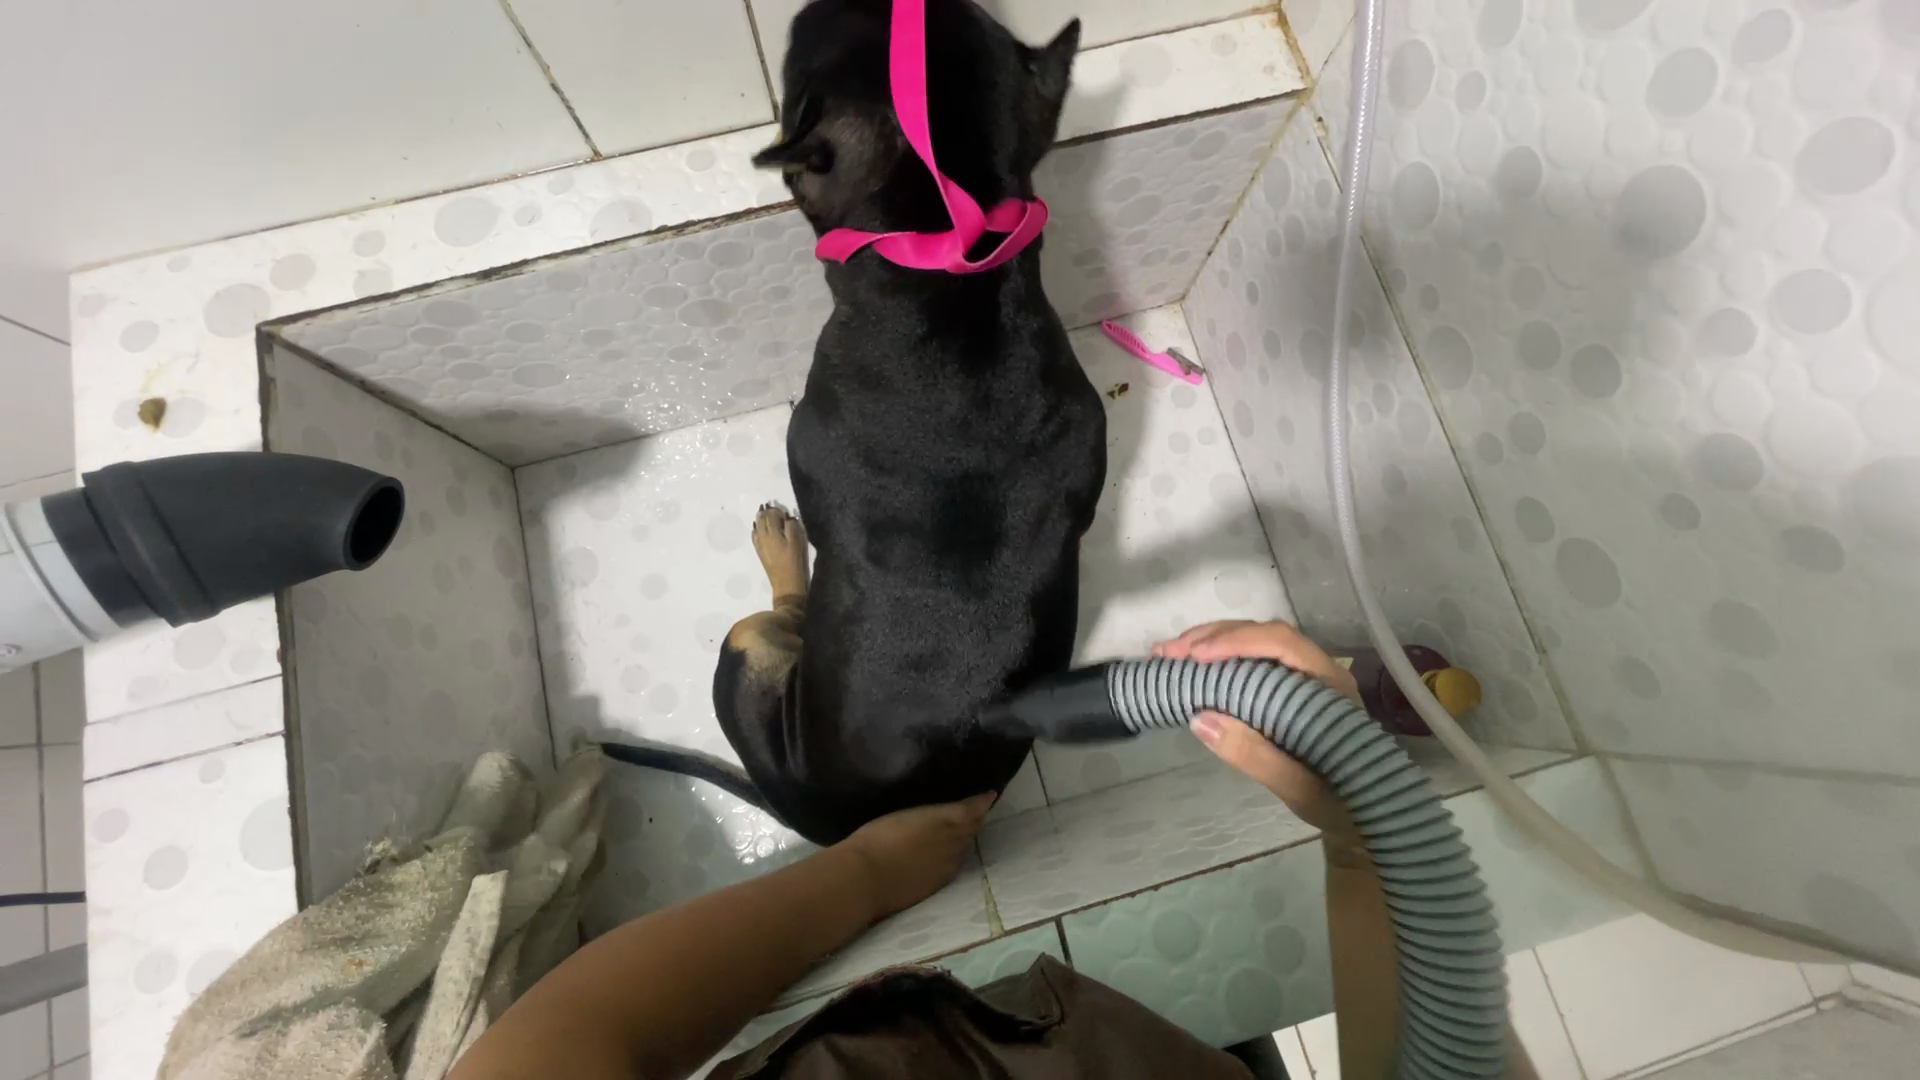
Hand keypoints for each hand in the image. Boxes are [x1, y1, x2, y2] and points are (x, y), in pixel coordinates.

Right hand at [837, 793, 994, 920]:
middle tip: (974, 808)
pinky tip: (946, 852)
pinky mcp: (939, 883)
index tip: (990, 793)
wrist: (865, 878)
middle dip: (975, 818)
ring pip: (965, 846)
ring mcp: (947, 865)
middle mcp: (953, 841)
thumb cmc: (876, 837)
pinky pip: (955, 864)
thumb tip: (935, 813)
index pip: (972, 809)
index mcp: (943, 818)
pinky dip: (956, 854)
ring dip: (966, 836)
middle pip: (972, 828)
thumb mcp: (901, 813)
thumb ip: (926, 813)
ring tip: (961, 827)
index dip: (982, 801)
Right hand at [1154, 621, 1362, 848]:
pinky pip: (1249, 660)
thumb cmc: (1340, 802)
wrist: (1369, 813)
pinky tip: (1190, 667)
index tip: (1195, 656)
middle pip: (1262, 634)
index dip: (1236, 642)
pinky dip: (1216, 658)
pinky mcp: (1284, 687)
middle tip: (1168, 653)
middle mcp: (1316, 670)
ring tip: (1169, 655)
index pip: (1282, 643)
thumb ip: (1255, 756)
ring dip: (1209, 642)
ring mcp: (1299, 676)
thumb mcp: (1299, 790)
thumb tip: (1199, 718)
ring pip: (1252, 641)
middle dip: (1212, 638)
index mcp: (1328, 685)